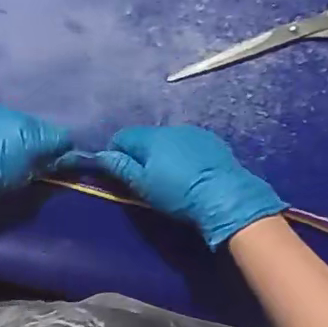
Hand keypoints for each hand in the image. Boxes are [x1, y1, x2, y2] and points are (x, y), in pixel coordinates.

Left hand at [0, 102, 73, 210]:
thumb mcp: (24, 177)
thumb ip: (46, 165)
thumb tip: (63, 160)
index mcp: (35, 134)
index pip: (61, 136)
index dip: (62, 150)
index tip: (59, 160)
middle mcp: (21, 116)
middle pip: (41, 127)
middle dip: (40, 140)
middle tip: (34, 155)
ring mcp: (1, 110)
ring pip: (22, 120)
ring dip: (20, 132)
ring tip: (11, 147)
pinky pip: (2, 117)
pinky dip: (3, 127)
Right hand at [63, 126, 284, 249]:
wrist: (226, 197)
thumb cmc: (178, 193)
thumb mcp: (143, 185)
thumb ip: (121, 168)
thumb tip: (101, 155)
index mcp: (150, 137)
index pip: (121, 137)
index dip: (115, 154)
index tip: (120, 173)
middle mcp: (171, 129)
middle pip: (145, 137)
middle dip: (140, 154)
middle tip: (144, 179)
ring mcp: (194, 133)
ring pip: (167, 140)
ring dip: (162, 154)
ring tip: (169, 177)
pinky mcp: (212, 142)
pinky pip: (187, 144)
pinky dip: (182, 154)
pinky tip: (189, 173)